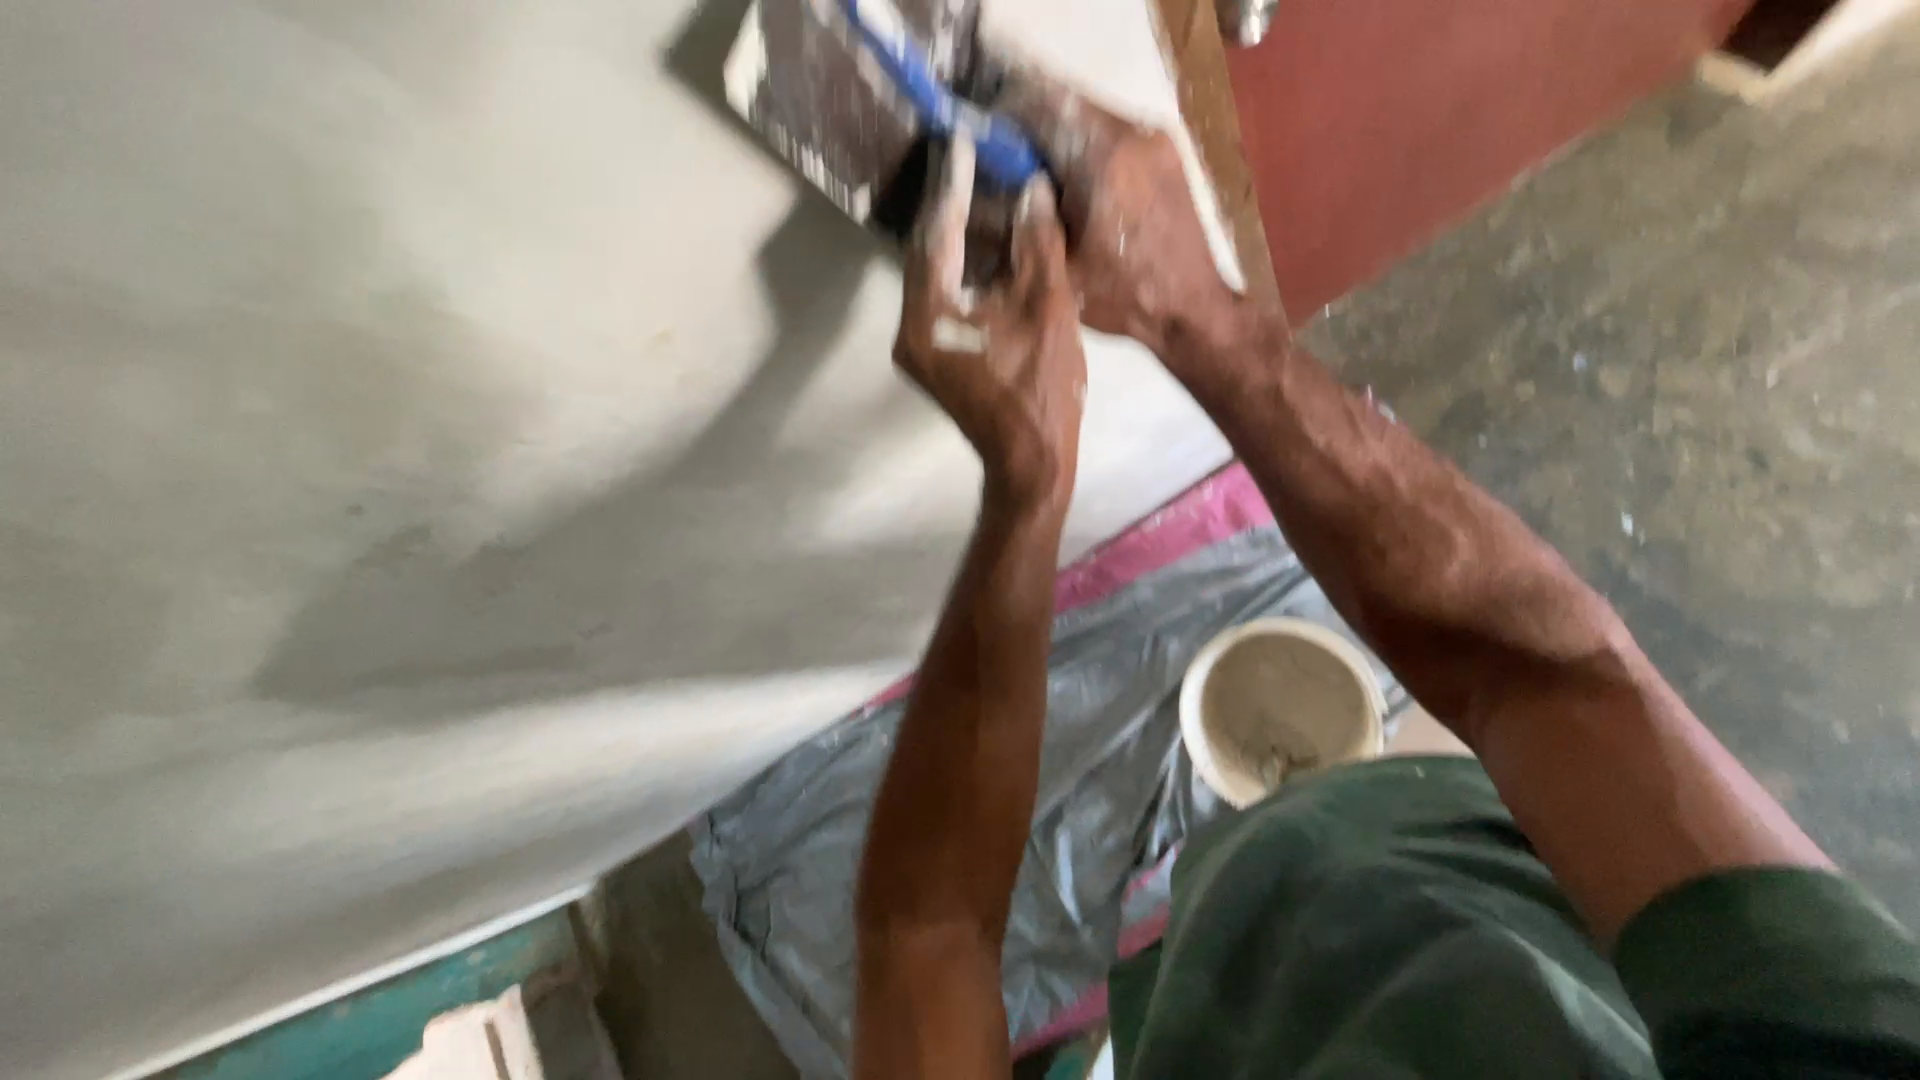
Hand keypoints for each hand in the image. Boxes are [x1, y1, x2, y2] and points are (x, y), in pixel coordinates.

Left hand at [895, 134, 1085, 504]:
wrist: (1030, 461)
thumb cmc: (1042, 389)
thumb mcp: (1046, 309)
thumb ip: (1037, 244)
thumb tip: (1033, 189)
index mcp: (930, 315)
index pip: (937, 235)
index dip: (953, 186)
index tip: (962, 143)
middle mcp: (907, 330)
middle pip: (924, 254)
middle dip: (947, 208)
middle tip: (967, 161)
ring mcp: (914, 349)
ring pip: (929, 278)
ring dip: (952, 239)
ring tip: (975, 195)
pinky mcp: (929, 360)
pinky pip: (936, 301)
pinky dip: (956, 273)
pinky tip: (979, 249)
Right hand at [995, 66, 1237, 351]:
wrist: (1192, 309)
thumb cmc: (1122, 297)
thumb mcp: (1059, 264)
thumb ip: (1028, 216)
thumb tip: (999, 181)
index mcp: (1105, 157)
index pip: (1043, 102)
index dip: (1005, 104)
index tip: (979, 120)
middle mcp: (1134, 133)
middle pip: (1069, 102)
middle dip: (1028, 117)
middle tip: (998, 142)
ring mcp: (1156, 140)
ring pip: (1091, 116)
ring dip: (1056, 131)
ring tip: (1026, 161)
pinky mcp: (1165, 154)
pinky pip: (1113, 134)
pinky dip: (1083, 145)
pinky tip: (1065, 175)